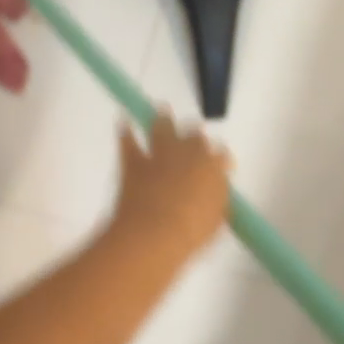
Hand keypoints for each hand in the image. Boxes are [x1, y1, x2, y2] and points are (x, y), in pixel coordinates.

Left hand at [111, 112, 230, 259]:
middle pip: (193, 135)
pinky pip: (128, 141)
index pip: (221, 154)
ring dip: (163, 119)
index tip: (217, 162)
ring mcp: (159, 154)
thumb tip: (216, 196)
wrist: (154, 232)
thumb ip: (217, 202)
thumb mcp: (215, 222)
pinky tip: (123, 123)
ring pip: (163, 127)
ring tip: (161, 110)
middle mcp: (188, 153)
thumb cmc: (191, 233)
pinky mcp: (134, 161)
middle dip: (192, 136)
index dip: (218, 158)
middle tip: (190, 136)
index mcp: (213, 168)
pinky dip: (125, 132)